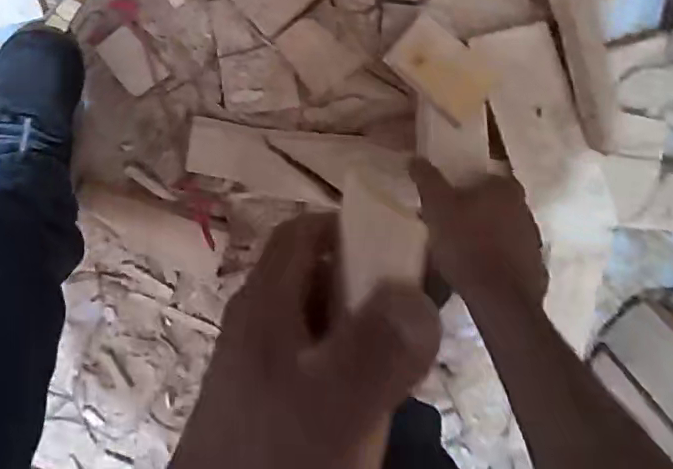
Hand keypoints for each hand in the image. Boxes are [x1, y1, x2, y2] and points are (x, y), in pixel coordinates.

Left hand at [169, 214, 441, 468]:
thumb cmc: (278, 451)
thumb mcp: (335, 402)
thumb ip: (377, 346)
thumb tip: (416, 292)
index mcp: (264, 298)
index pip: (301, 232)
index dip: (346, 226)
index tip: (397, 245)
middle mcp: (256, 316)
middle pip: (310, 273)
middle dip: (362, 281)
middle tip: (412, 310)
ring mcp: (256, 355)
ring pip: (312, 317)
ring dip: (356, 324)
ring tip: (401, 356)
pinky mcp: (262, 393)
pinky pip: (309, 357)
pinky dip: (342, 361)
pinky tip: (369, 398)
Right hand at [410, 159, 545, 304]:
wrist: (499, 301)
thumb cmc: (466, 243)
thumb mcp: (436, 206)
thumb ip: (426, 178)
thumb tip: (416, 159)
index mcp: (506, 190)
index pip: (493, 169)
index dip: (473, 172)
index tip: (456, 178)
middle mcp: (525, 211)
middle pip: (498, 198)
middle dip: (476, 201)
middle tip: (450, 208)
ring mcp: (534, 242)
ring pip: (505, 226)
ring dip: (485, 228)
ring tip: (458, 238)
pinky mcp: (535, 270)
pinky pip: (511, 253)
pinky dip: (495, 253)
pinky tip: (476, 262)